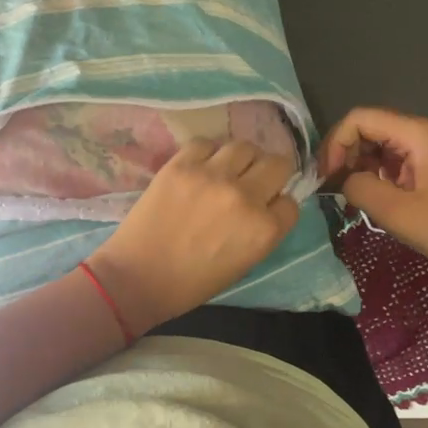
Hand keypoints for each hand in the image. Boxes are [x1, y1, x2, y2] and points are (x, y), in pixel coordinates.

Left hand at [85, 139, 299, 333]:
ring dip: (240, 159)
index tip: (264, 209)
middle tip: (251, 182)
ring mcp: (212, 176)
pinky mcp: (181, 165)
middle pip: (277, 163)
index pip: (290, 202)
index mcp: (264, 230)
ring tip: (225, 172)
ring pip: (245, 146)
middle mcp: (245, 197)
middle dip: (268, 173)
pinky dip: (207, 153)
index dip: (277, 205)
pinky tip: (198, 169)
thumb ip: (260, 233)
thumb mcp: (242, 265)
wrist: (137, 278)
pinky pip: (206, 143)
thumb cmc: (190, 284)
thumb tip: (266, 206)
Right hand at [322, 107, 427, 260]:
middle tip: (332, 184)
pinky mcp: (415, 164)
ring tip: (345, 191)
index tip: (328, 174)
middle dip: (342, 152)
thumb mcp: (392, 209)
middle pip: (365, 127)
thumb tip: (341, 179)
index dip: (337, 142)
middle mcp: (417, 132)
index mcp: (416, 133)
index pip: (360, 119)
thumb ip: (358, 186)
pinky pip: (382, 158)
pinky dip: (366, 172)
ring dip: (352, 164)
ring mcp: (417, 147)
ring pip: (371, 143)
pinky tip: (362, 193)